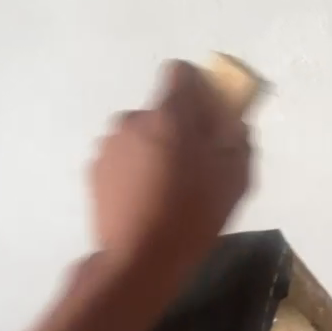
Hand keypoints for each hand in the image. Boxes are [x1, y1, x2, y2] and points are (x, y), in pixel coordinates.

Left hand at [89, 60, 249, 272]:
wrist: (140, 258)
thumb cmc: (195, 214)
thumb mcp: (236, 177)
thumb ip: (237, 138)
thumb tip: (231, 119)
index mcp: (170, 116)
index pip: (179, 72)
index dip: (198, 87)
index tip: (210, 115)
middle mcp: (133, 120)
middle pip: (163, 109)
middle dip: (181, 127)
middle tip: (198, 164)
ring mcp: (109, 144)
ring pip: (142, 133)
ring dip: (158, 148)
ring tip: (171, 188)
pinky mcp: (94, 169)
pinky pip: (125, 156)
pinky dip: (138, 168)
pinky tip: (149, 200)